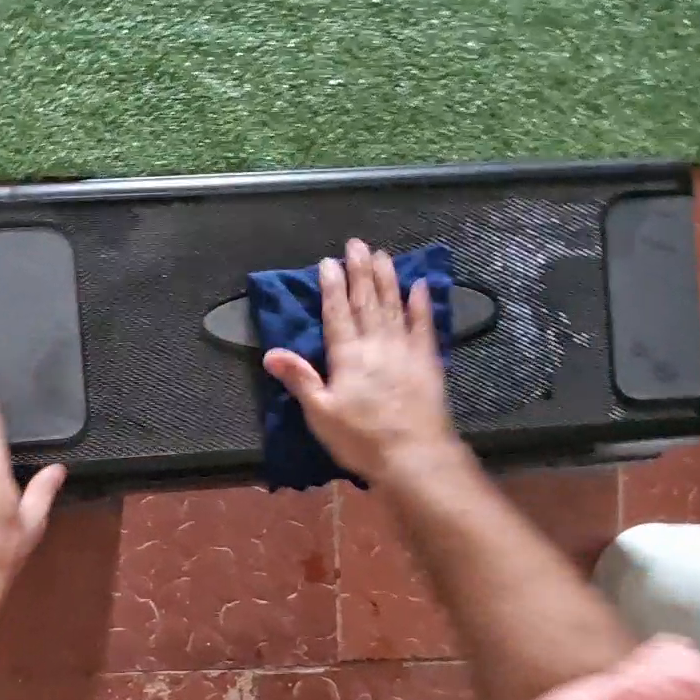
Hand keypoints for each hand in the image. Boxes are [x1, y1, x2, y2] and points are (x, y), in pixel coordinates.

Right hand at [262, 238, 458, 484]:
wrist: (414, 454)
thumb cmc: (360, 438)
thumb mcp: (320, 413)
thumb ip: (299, 379)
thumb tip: (271, 353)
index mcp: (347, 355)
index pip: (337, 313)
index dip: (332, 286)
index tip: (329, 262)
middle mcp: (376, 344)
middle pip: (366, 301)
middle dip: (360, 271)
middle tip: (357, 244)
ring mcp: (405, 350)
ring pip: (394, 305)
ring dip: (387, 279)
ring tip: (383, 255)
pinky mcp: (428, 362)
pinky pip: (424, 325)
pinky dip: (420, 304)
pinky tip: (419, 286)